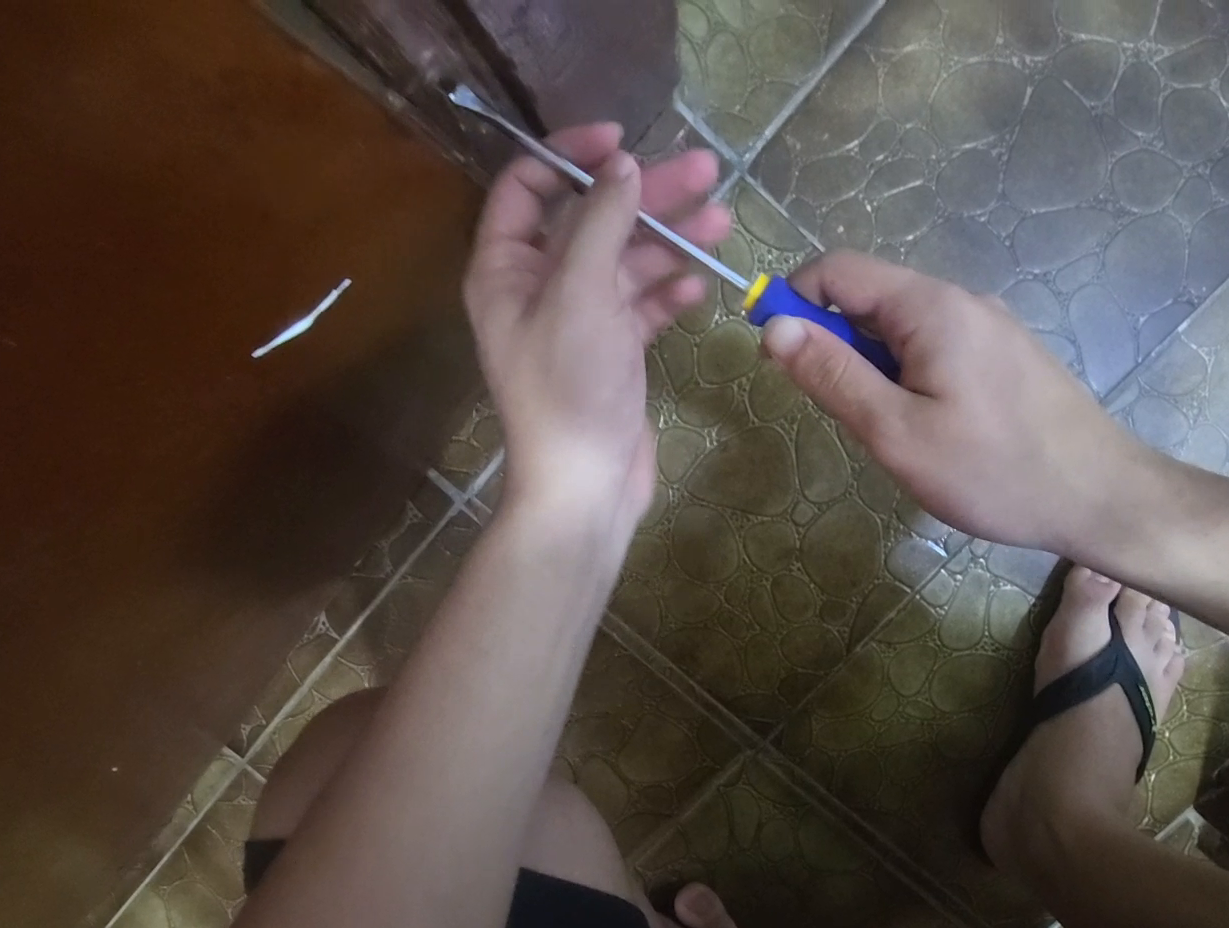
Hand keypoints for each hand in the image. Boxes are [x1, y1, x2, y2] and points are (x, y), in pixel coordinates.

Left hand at [462, 124, 730, 533]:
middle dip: (646, 197)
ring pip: (626, 262)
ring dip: (671, 241)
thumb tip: (625, 165)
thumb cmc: (568, 388)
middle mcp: (539, 288)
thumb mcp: (579, 294)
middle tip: (705, 172)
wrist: (586, 484)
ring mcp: (580, 320)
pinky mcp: (614, 351)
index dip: (570, 156)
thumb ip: (599, 222)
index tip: (624, 142)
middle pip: (591, 221)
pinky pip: (643, 307)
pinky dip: (669, 293)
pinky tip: (700, 285)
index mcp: (506, 269)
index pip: (528, 188)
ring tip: (723, 221)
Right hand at [758, 251, 1158, 554]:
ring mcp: (987, 326)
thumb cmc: (992, 470)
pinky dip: (905, 375)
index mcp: (931, 307)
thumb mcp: (896, 431)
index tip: (776, 356)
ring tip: (888, 429)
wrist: (1101, 498)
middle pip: (869, 298)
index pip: (838, 269)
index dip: (793, 301)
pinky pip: (932, 348)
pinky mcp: (1002, 355)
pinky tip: (925, 426)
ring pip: (899, 328)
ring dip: (869, 366)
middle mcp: (960, 301)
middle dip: (834, 343)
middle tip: (841, 411)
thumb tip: (774, 326)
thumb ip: (833, 375)